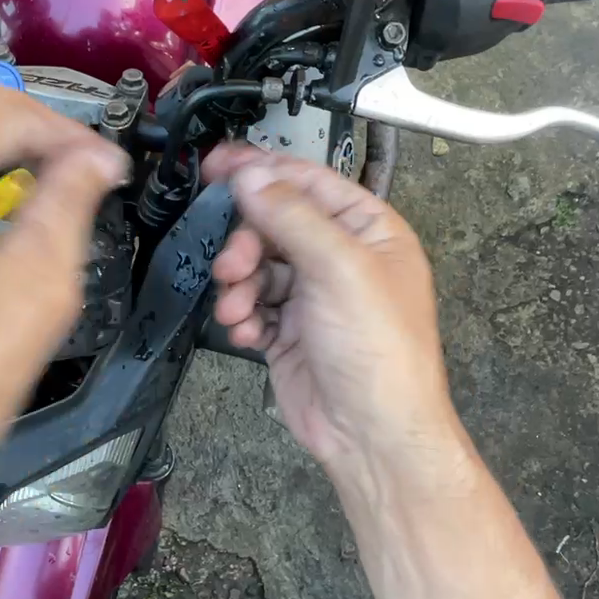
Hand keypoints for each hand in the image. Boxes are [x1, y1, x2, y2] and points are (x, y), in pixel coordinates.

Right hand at [203, 145, 467, 495]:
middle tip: (232, 266)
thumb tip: (252, 175)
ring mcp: (313, 295)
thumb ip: (291, 216)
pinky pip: (252, 305)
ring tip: (236, 310)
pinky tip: (246, 332)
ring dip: (239, 286)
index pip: (307, 183)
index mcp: (367, 230)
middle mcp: (340, 258)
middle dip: (245, 245)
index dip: (261, 171)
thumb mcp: (339, 269)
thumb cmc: (380, 353)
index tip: (218, 165)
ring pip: (256, 267)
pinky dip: (242, 315)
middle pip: (272, 225)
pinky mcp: (288, 329)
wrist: (369, 434)